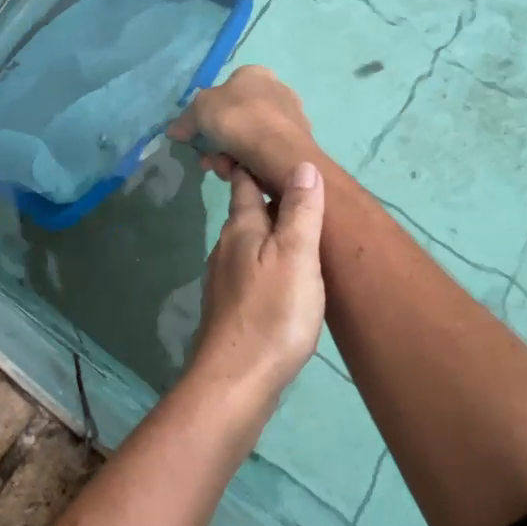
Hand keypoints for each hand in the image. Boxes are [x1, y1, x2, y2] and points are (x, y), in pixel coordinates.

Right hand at [168, 66, 320, 190]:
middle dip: (219, 140)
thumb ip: (185, 120)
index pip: (227, 87)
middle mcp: (277, 89)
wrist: (279, 151)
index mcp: (254, 74)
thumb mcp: (199, 112)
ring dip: (232, 155)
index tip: (199, 132)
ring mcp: (291, 117)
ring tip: (224, 170)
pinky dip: (252, 163)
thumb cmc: (237, 119)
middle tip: (208, 158)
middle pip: (238, 116)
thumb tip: (173, 131)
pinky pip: (266, 152)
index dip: (209, 110)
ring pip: (250, 137)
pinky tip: (243, 174)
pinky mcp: (300, 143)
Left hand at [189, 163, 326, 402]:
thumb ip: (300, 211)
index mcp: (241, 228)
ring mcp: (225, 277)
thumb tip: (301, 164)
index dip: (253, 164)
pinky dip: (268, 258)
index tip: (269, 149)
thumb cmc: (272, 312)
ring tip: (300, 227)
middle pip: (247, 211)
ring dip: (270, 229)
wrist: (237, 376)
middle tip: (300, 187)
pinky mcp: (232, 304)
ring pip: (249, 241)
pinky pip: (251, 267)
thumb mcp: (296, 256)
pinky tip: (285, 273)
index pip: (243, 182)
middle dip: (267, 195)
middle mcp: (227, 246)